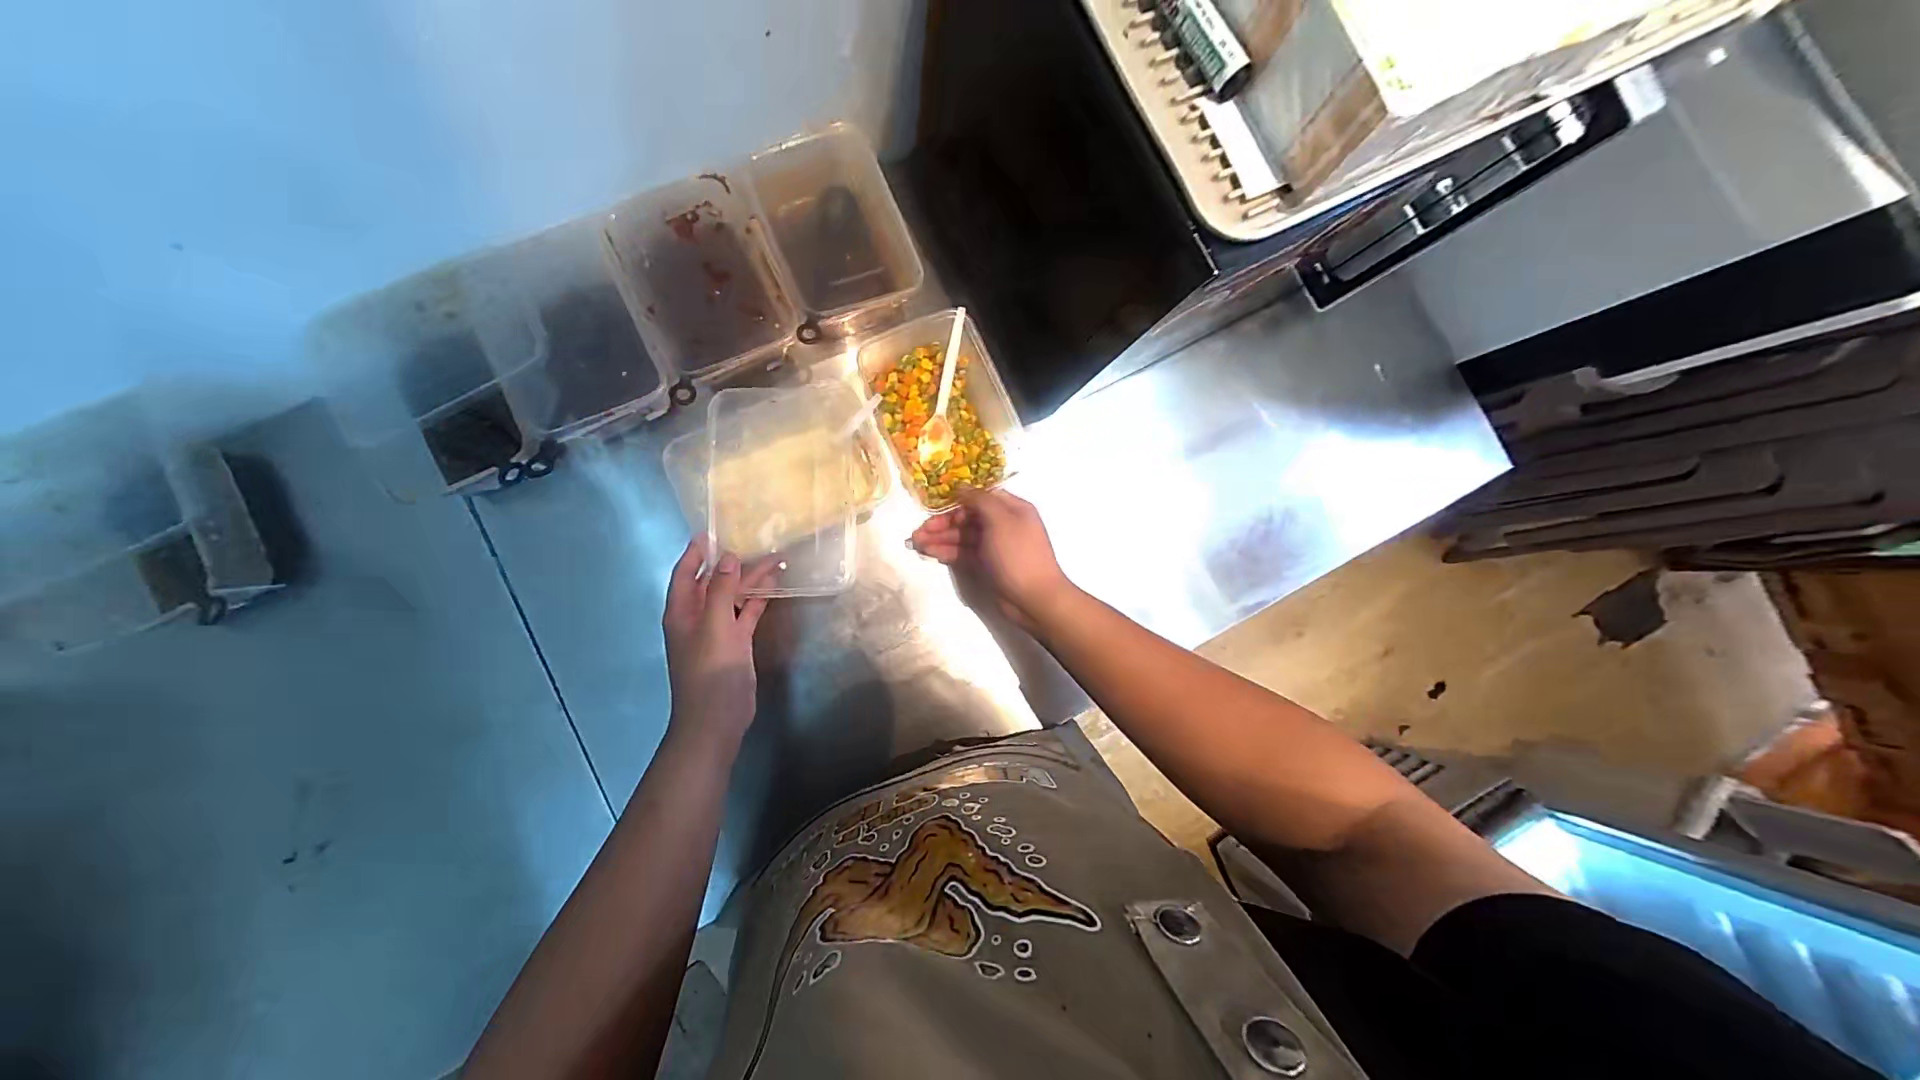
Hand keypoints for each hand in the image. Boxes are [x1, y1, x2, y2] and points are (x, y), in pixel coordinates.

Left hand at [662, 537, 777, 746]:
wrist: (716, 720)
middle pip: (712, 582)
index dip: (696, 552)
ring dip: (750, 580)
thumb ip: (720, 590)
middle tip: (757, 543)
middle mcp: (696, 618)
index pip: (684, 573)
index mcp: (682, 612)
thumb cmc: (709, 672)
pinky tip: (774, 587)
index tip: (712, 531)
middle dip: (732, 563)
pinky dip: (758, 600)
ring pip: (733, 597)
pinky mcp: (735, 644)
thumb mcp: (715, 626)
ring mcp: (717, 631)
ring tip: (775, 560)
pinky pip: (745, 614)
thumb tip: (727, 557)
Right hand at [910, 488, 1077, 632]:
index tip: (933, 506)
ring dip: (940, 538)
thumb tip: (961, 487)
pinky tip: (930, 553)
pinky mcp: (987, 565)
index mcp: (1011, 509)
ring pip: (963, 536)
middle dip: (943, 523)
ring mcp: (994, 546)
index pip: (979, 498)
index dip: (956, 501)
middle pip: (967, 518)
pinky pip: (964, 553)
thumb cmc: (1018, 555)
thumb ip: (980, 500)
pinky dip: (948, 552)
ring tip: (916, 544)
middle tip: (918, 532)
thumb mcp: (1000, 521)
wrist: (1035, 599)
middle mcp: (1003, 524)